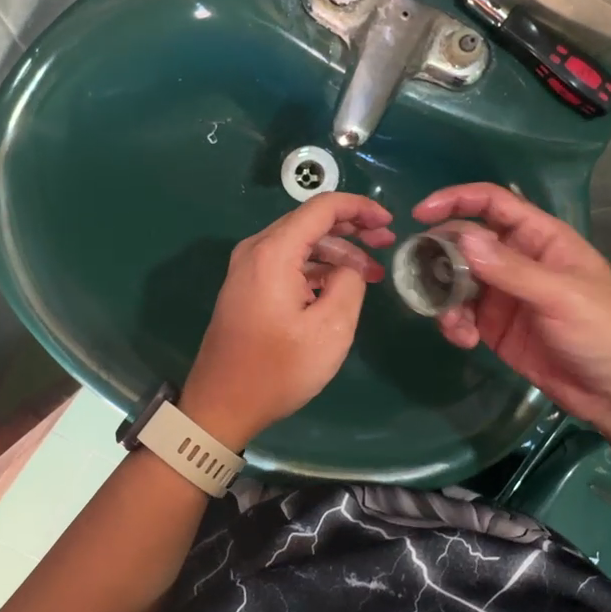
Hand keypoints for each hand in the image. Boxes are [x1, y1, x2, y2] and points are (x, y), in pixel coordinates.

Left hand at [181, 192, 396, 447]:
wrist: (222, 404)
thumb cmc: (278, 369)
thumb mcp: (331, 330)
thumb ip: (349, 285)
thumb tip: (350, 268)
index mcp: (274, 252)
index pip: (322, 207)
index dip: (359, 208)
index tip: (389, 222)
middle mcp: (256, 250)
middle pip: (310, 222)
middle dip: (352, 230)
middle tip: (387, 244)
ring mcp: (248, 268)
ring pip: (300, 243)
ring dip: (337, 253)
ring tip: (372, 274)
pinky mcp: (247, 286)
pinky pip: (287, 262)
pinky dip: (317, 268)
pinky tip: (341, 287)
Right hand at [413, 183, 610, 430]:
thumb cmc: (603, 332)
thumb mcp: (560, 296)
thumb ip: (510, 269)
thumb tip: (461, 238)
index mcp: (541, 238)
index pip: (494, 204)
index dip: (457, 201)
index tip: (421, 214)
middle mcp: (518, 260)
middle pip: (466, 241)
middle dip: (441, 256)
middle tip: (422, 275)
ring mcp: (504, 294)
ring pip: (457, 280)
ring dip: (444, 296)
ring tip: (450, 321)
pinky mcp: (494, 326)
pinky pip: (461, 314)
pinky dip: (453, 323)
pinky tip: (463, 339)